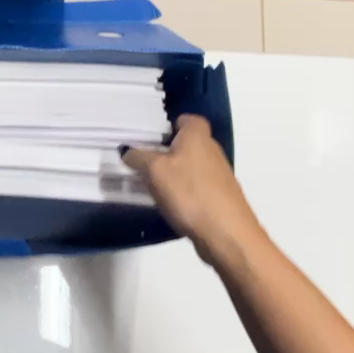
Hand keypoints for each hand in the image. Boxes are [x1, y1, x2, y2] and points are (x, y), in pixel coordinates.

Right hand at [121, 114, 264, 260]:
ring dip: (174, 173)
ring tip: (152, 185)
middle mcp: (212, 150)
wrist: (226, 234)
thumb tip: (127, 150)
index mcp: (197, 136)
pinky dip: (183, 191)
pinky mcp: (219, 197)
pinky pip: (196, 186)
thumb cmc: (189, 193)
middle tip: (142, 161)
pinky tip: (171, 204)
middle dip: (166, 151)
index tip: (150, 137)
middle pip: (187, 143)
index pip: (186, 119)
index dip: (169, 125)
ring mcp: (218, 175)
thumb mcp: (154, 171)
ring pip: (191, 166)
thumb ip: (138, 157)